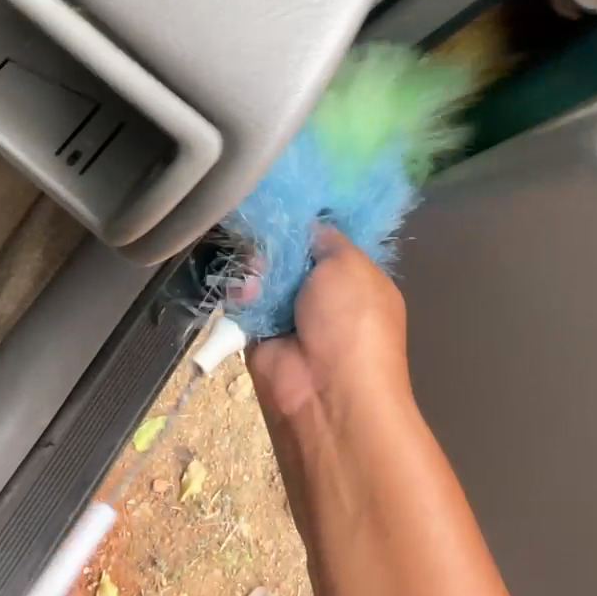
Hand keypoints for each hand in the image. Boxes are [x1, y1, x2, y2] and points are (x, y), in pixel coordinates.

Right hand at [245, 228, 411, 431]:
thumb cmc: (352, 320)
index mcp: (355, 281)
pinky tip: (246, 293)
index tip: (282, 207)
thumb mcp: (350, 264)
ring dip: (255, 268)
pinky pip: (243, 300)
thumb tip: (306, 227)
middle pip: (288, 255)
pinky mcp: (258, 332)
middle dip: (275, 244)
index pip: (324, 243)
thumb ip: (325, 238)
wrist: (325, 388)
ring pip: (262, 274)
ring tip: (255, 271)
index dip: (304, 225)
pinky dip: (241, 292)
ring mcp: (289, 316)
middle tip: (265, 239)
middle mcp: (323, 298)